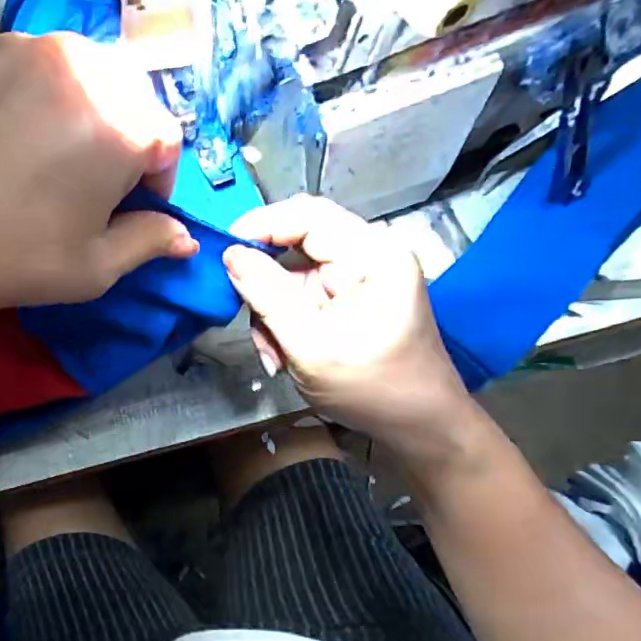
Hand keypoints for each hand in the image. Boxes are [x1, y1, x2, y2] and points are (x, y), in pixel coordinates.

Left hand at [0, 33, 196, 331]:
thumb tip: (185, 237)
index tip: (134, 207)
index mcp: (118, 120)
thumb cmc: (8, 260)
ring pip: (73, 69)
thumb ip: (148, 243)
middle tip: (91, 179)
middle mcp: (75, 63)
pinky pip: (17, 62)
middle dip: (123, 134)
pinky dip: (23, 94)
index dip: (158, 177)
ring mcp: (14, 45)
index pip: (166, 136)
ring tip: (43, 154)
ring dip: (77, 108)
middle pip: (126, 92)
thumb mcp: (91, 269)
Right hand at [223, 197, 476, 458]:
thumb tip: (230, 254)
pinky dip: (286, 323)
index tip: (222, 252)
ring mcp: (359, 278)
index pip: (308, 215)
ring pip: (293, 275)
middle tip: (248, 320)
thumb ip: (268, 296)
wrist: (419, 425)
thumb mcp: (311, 345)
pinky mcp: (351, 298)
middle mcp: (369, 255)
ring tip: (275, 355)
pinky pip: (304, 296)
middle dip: (264, 285)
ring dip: (273, 313)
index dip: (260, 225)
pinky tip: (286, 355)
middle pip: (297, 245)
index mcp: (373, 255)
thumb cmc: (373, 389)